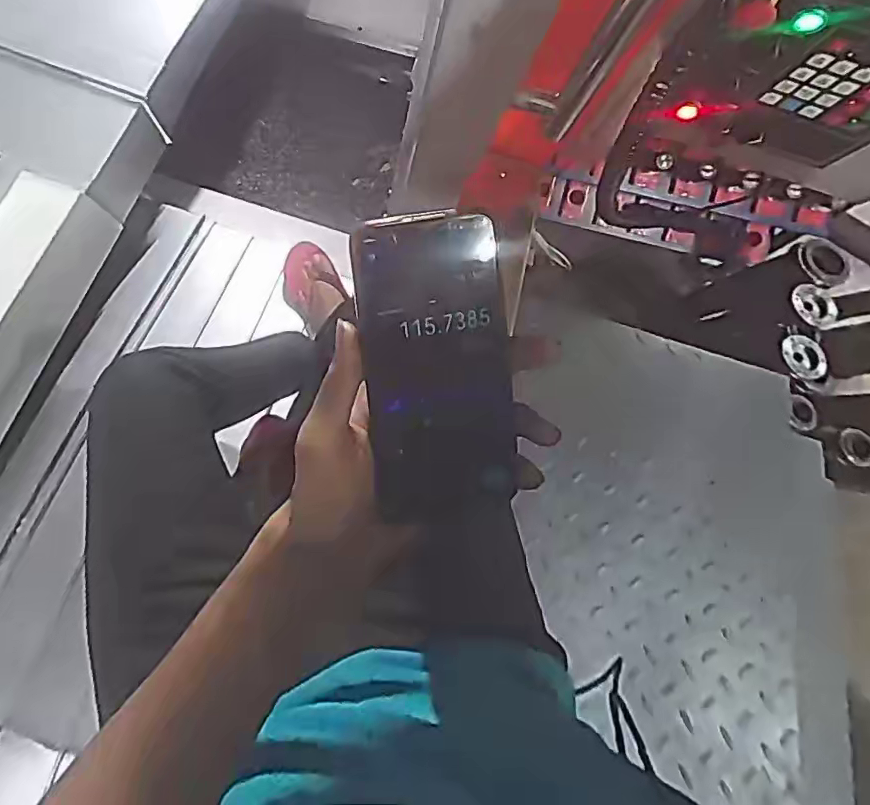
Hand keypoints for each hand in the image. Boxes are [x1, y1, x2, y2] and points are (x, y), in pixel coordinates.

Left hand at [274, 325, 563, 578]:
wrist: (336, 557)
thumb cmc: (323, 492)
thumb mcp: (324, 433)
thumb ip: (340, 384)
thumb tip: (349, 325)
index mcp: (390, 390)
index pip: (430, 350)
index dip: (462, 329)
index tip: (493, 314)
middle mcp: (420, 407)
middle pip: (471, 376)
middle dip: (511, 363)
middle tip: (546, 352)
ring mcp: (440, 441)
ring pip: (489, 417)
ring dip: (522, 419)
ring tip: (546, 434)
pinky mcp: (453, 474)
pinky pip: (490, 461)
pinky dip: (514, 465)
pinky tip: (530, 473)